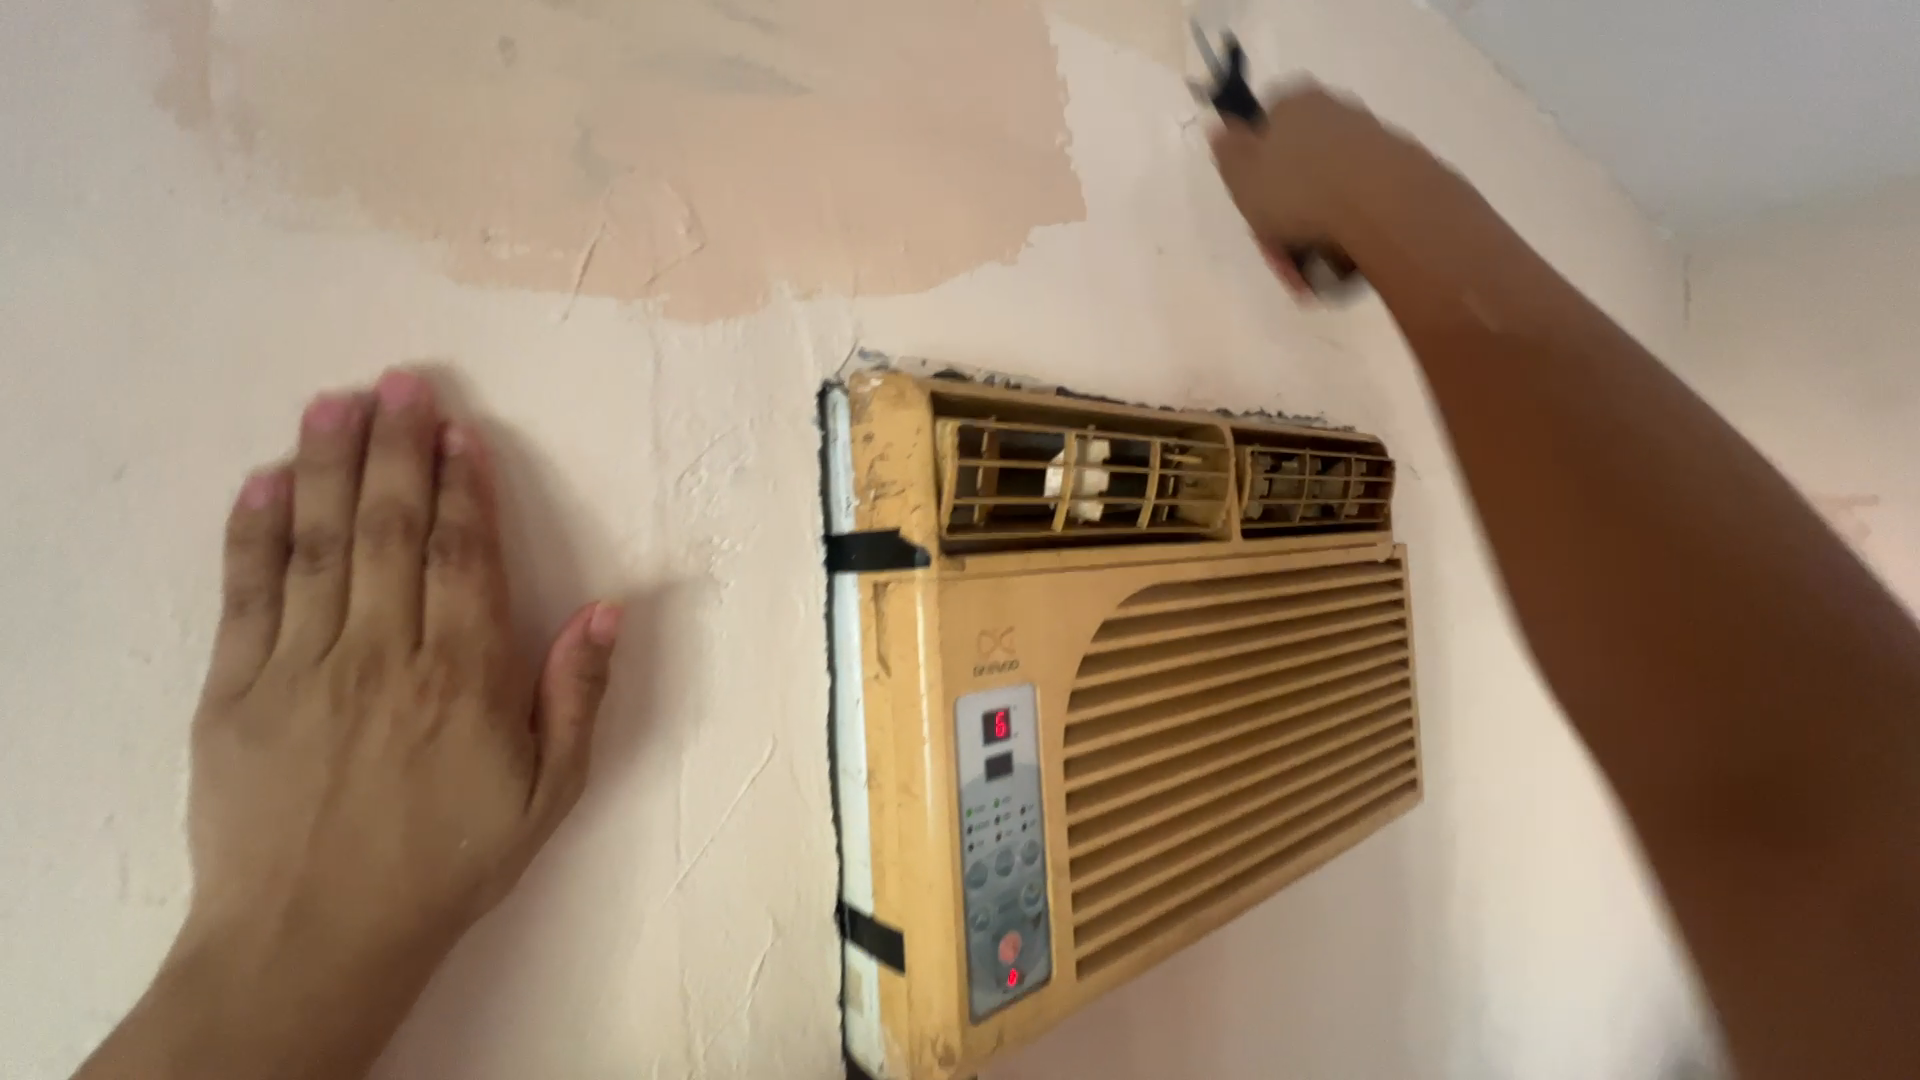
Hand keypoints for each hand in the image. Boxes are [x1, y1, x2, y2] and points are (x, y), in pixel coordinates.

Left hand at [80, 370, 621, 1078]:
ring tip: (335, 402)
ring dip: (330, 467)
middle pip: (391, 531)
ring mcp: (299, 670)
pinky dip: (254, 533)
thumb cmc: (452, 857)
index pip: (466, 557)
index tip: (460, 428)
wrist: (314, 940)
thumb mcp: (552, 787)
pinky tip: (265, 481)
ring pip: (318, 546)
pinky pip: (245, 596)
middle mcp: (382, 656)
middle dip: (397, 449)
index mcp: (463, 678)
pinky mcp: (233, 694)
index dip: (466, 486)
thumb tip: (609, 607)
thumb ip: (578, 692)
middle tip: (398, 380)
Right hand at [1209, 83, 1463, 294]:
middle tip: (1275, 254)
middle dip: (1279, 216)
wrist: (1380, 206)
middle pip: (1293, 167)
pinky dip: (1338, 234)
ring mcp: (1366, 142)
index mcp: (1293, 106)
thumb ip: (1227, 151)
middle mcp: (1332, 113)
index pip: (1265, 124)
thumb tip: (1220, 126)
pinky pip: (1351, 207)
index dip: (1252, 164)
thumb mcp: (1242, 177)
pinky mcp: (1392, 173)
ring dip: (1307, 235)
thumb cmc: (1297, 191)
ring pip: (1321, 193)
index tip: (1250, 202)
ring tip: (1304, 272)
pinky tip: (1332, 265)